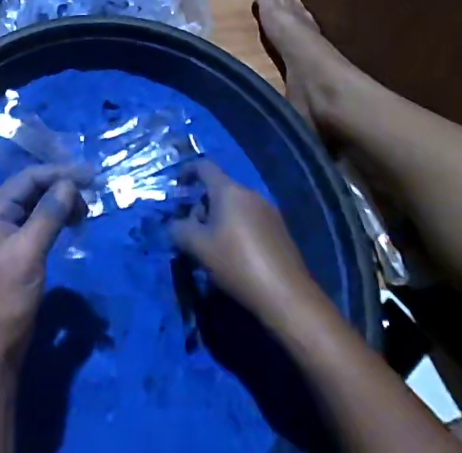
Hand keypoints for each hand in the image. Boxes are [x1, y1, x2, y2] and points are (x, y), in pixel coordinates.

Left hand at [0, 165, 84, 366]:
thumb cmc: (4, 299)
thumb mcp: (28, 253)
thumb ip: (48, 216)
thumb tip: (68, 184)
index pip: (28, 178)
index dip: (59, 173)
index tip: (91, 174)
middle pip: (31, 190)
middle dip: (61, 187)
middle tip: (91, 197)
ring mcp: (4, 238)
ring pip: (35, 209)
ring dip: (59, 205)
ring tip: (84, 213)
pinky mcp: (14, 256)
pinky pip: (36, 227)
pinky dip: (55, 222)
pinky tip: (70, 227)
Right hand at [170, 160, 328, 319]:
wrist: (287, 296)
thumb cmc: (237, 263)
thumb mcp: (197, 246)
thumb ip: (178, 229)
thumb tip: (174, 225)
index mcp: (229, 190)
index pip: (204, 166)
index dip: (186, 171)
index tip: (177, 189)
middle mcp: (251, 194)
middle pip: (218, 188)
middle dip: (200, 205)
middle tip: (191, 231)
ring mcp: (269, 212)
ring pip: (234, 205)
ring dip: (218, 219)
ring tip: (210, 247)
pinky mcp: (280, 231)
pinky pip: (249, 219)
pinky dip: (235, 229)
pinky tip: (234, 255)